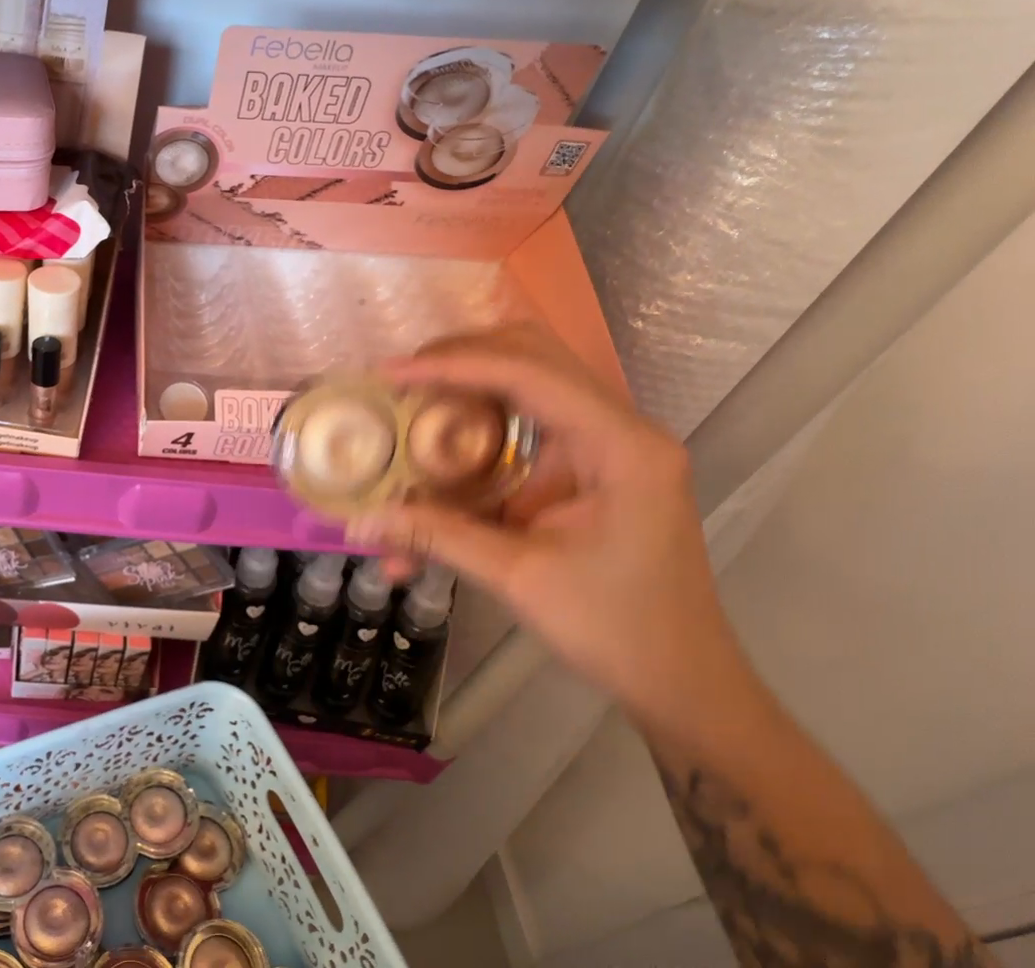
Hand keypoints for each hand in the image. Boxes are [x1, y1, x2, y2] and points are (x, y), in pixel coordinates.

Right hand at [346, 325, 751, 723]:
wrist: (680, 680)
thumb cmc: (616, 628)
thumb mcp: (520, 578)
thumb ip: (438, 538)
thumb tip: (360, 521)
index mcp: (621, 446)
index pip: (529, 375)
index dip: (453, 366)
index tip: (389, 374)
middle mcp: (616, 432)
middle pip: (533, 360)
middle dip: (461, 361)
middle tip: (399, 379)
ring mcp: (601, 450)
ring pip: (526, 390)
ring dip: (464, 392)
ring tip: (406, 404)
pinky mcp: (583, 475)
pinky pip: (520, 437)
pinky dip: (471, 441)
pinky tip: (429, 467)